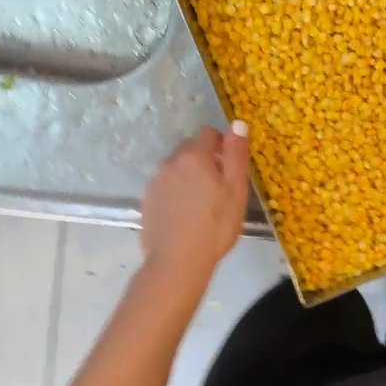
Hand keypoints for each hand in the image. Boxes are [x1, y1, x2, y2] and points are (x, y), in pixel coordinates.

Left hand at [140, 122, 250, 277]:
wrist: (178, 261)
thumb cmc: (216, 225)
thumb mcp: (236, 189)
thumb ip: (236, 154)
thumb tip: (238, 123)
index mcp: (194, 156)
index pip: (208, 134)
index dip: (222, 146)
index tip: (230, 168)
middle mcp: (170, 163)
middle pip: (190, 149)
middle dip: (205, 159)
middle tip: (219, 187)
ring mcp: (154, 182)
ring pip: (176, 168)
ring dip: (189, 176)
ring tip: (202, 203)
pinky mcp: (147, 201)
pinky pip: (165, 187)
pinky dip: (176, 193)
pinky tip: (186, 215)